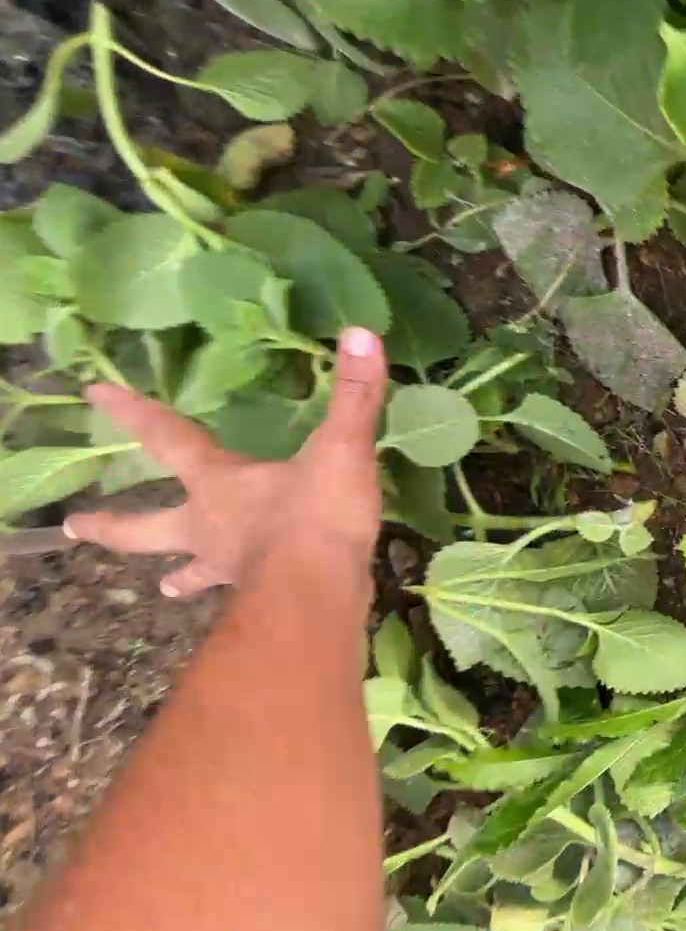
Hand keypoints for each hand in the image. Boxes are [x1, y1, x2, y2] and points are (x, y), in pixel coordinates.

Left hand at [64, 327, 388, 597]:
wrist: (321, 587)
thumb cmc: (316, 515)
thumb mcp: (342, 448)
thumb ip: (355, 395)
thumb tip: (362, 333)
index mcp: (219, 485)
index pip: (169, 440)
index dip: (137, 414)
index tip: (97, 393)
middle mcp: (210, 526)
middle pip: (149, 527)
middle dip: (115, 527)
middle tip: (77, 527)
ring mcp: (232, 566)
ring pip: (192, 571)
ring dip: (180, 575)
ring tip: (168, 586)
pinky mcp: (264, 595)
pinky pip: (245, 592)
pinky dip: (244, 592)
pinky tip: (252, 597)